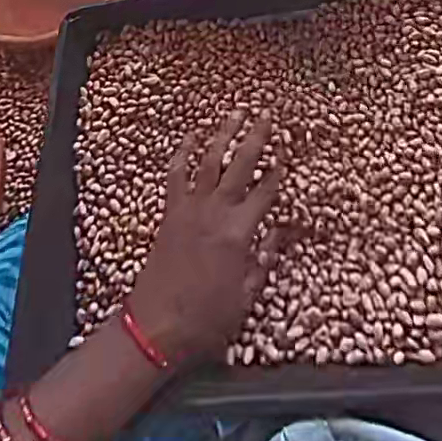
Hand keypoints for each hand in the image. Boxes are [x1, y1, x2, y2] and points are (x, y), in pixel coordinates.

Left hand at [127, 112, 283, 365]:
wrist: (155, 327)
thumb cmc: (206, 319)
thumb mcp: (247, 296)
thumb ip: (264, 259)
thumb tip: (279, 230)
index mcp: (240, 233)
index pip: (265, 191)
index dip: (277, 169)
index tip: (286, 150)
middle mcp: (217, 212)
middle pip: (242, 165)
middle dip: (256, 138)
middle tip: (266, 116)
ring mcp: (191, 208)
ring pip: (211, 161)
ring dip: (225, 134)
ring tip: (236, 113)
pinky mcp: (171, 211)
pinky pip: (177, 174)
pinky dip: (184, 153)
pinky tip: (192, 136)